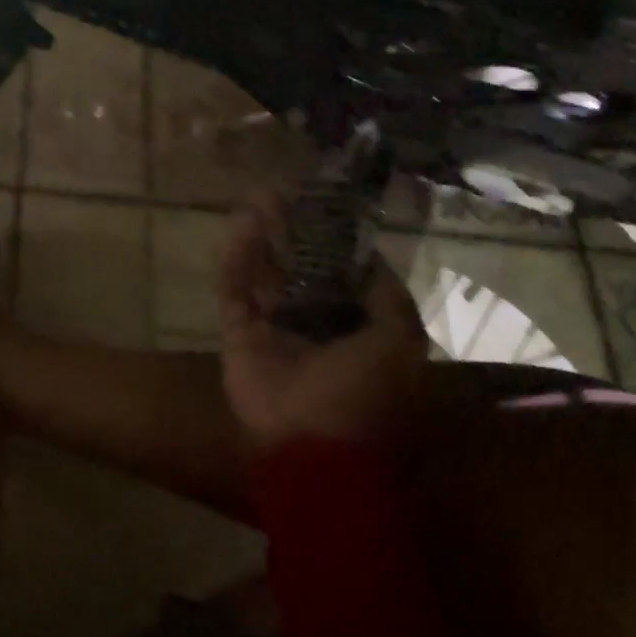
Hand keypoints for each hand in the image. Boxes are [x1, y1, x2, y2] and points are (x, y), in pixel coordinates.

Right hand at [218, 194, 429, 450]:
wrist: (314, 445)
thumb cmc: (365, 394)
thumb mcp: (400, 344)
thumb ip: (387, 299)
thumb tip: (372, 257)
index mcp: (358, 327)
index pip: (342, 273)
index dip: (333, 239)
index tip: (323, 205)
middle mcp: (315, 324)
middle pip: (298, 267)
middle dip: (290, 231)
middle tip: (279, 191)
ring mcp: (274, 330)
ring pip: (264, 275)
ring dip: (260, 238)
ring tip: (254, 198)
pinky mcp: (240, 337)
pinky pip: (235, 294)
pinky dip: (236, 263)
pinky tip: (237, 231)